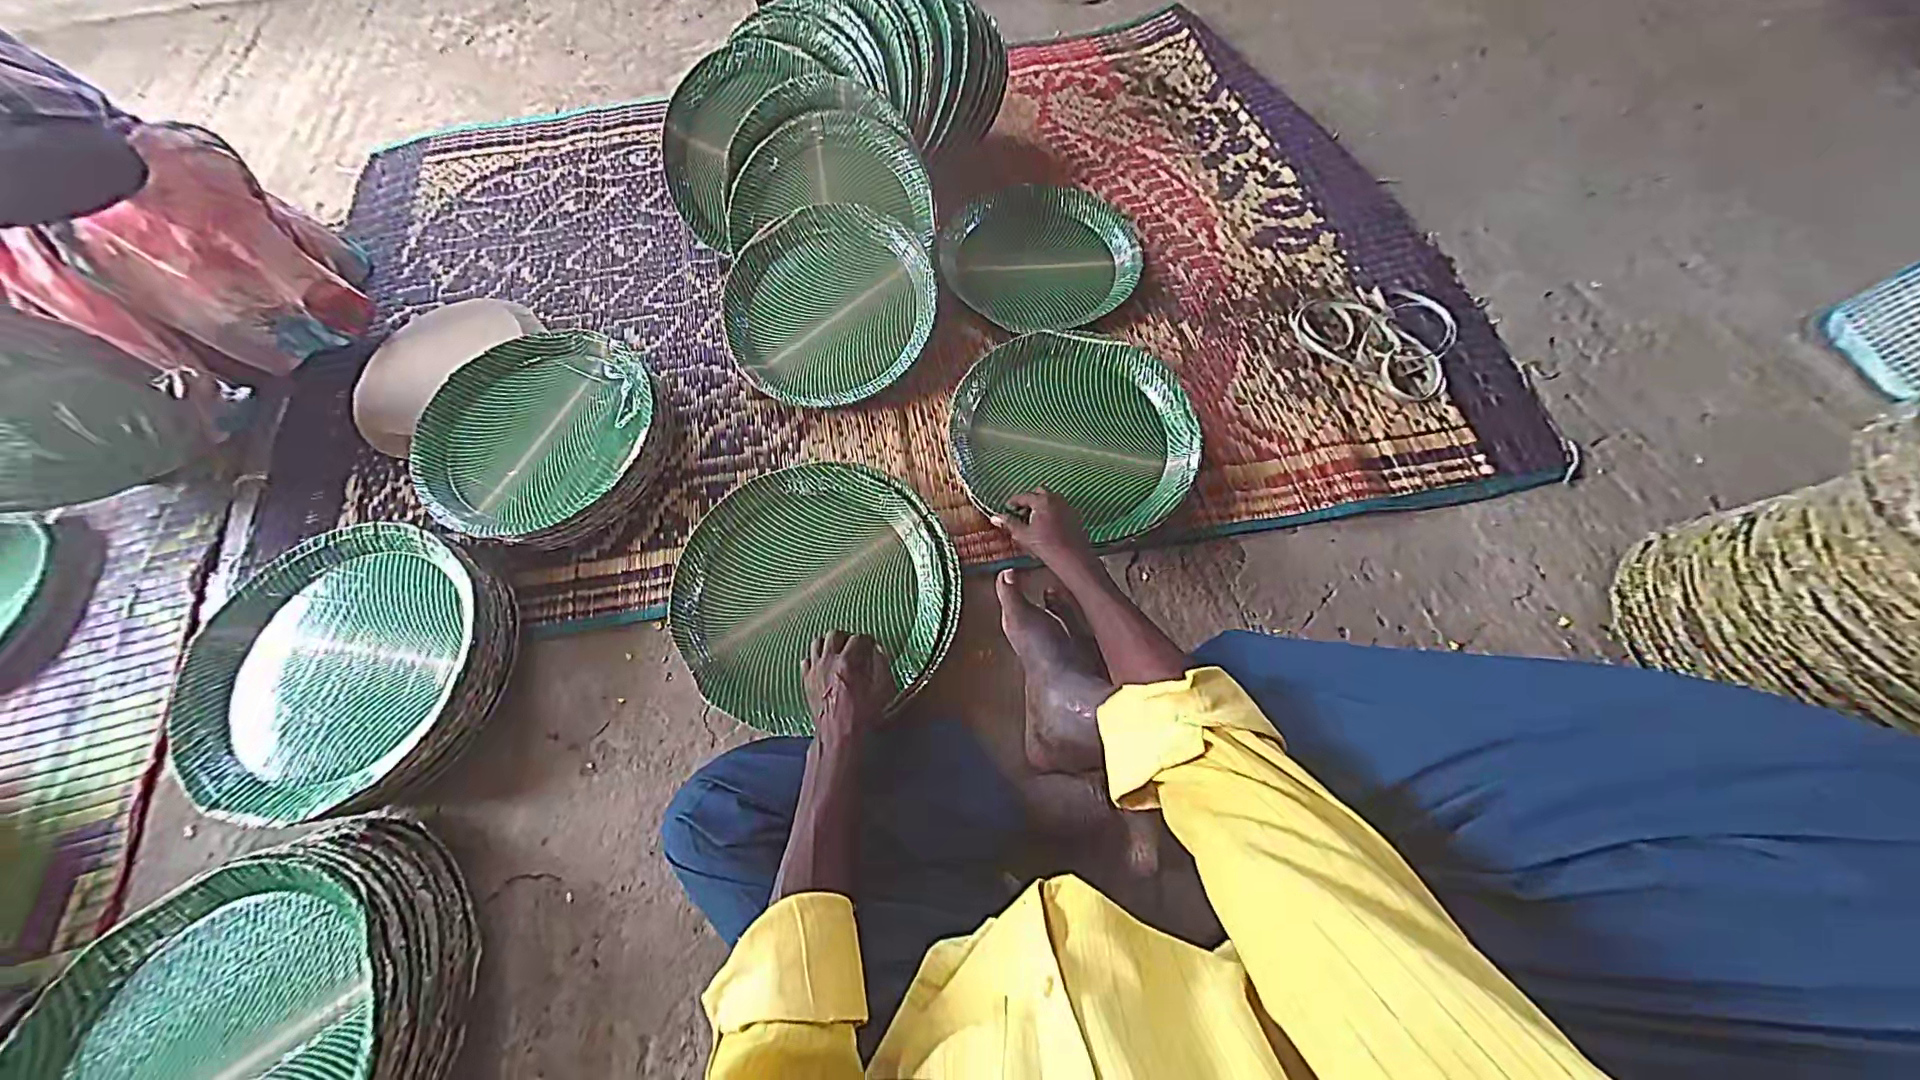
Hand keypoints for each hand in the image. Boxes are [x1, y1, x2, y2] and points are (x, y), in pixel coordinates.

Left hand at [803, 632, 895, 749]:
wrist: (839, 736)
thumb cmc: (864, 715)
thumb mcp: (882, 689)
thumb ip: (880, 664)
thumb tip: (877, 650)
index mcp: (849, 661)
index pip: (859, 638)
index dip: (868, 641)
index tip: (872, 647)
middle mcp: (828, 661)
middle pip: (835, 634)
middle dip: (846, 638)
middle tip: (854, 648)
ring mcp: (814, 670)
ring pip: (817, 643)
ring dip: (829, 645)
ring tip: (837, 653)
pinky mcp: (806, 681)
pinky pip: (806, 661)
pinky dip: (815, 660)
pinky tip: (822, 667)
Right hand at [991, 489, 1095, 571]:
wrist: (1071, 557)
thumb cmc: (1045, 545)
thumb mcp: (1022, 535)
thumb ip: (1009, 523)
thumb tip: (995, 517)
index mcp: (1042, 500)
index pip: (1024, 496)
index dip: (1013, 502)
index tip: (1008, 507)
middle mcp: (1056, 498)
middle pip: (1039, 492)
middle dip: (1029, 500)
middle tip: (1021, 512)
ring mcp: (1067, 506)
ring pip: (1051, 499)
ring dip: (1041, 505)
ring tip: (1033, 519)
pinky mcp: (1075, 515)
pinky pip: (1060, 507)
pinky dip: (1051, 511)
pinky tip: (1047, 524)